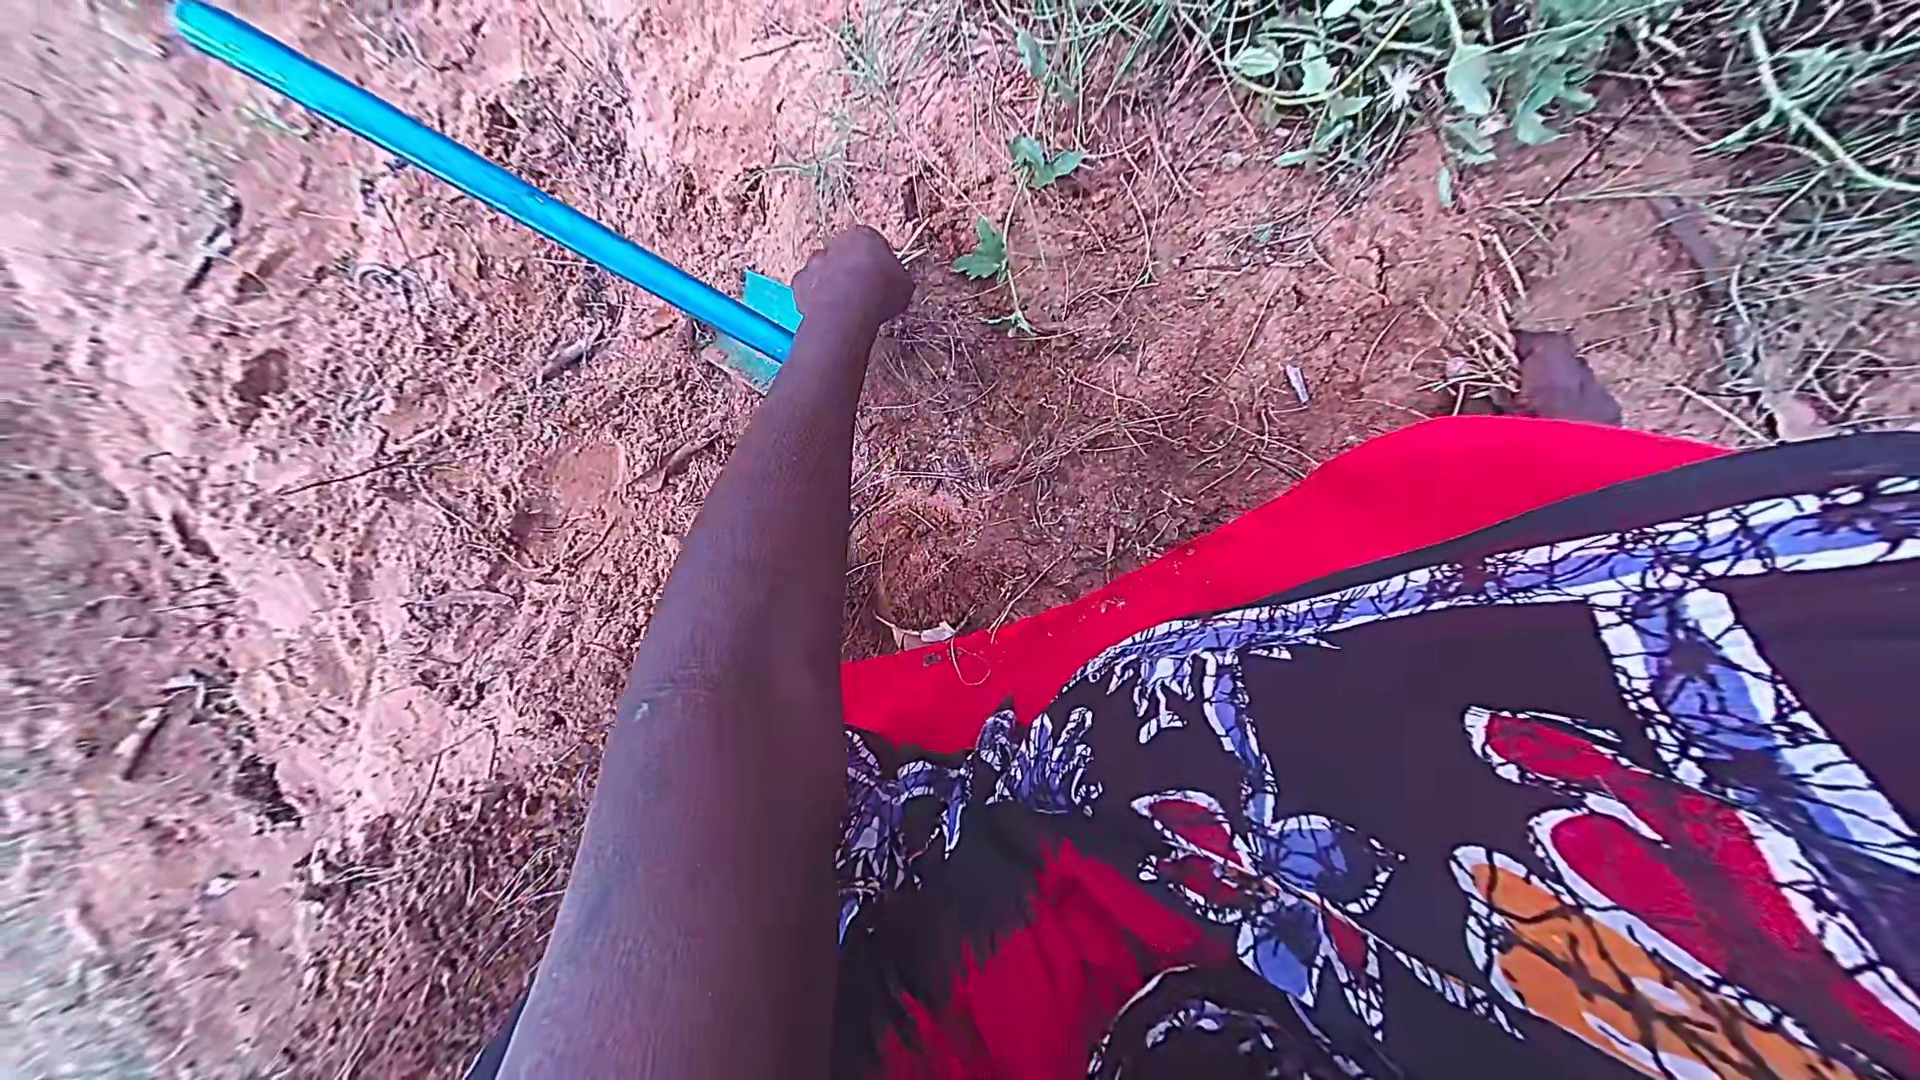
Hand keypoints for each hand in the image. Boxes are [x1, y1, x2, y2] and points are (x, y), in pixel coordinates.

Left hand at [791, 227, 912, 330]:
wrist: (847, 309)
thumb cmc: (879, 293)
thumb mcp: (905, 286)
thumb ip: (898, 278)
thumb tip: (898, 284)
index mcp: (864, 236)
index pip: (871, 243)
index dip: (877, 264)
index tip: (881, 280)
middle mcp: (836, 243)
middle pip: (844, 255)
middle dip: (851, 272)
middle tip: (863, 295)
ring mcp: (815, 262)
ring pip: (824, 271)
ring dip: (832, 285)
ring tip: (845, 307)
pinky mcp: (800, 283)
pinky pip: (808, 289)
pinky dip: (815, 299)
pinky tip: (828, 313)